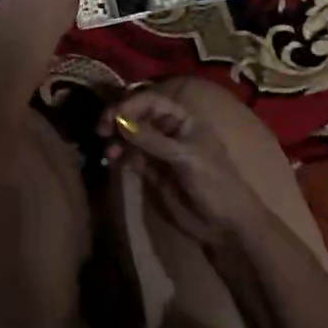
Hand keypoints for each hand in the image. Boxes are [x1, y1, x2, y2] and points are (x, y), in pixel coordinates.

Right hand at [99, 89, 262, 245]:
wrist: (227, 226)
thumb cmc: (216, 184)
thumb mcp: (186, 158)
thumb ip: (152, 140)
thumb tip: (120, 122)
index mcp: (182, 120)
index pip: (151, 101)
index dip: (130, 105)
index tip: (112, 117)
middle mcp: (168, 130)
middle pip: (136, 115)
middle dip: (118, 120)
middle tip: (101, 130)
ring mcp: (159, 151)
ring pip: (130, 136)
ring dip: (116, 140)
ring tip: (109, 153)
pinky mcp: (152, 171)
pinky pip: (131, 156)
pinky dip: (120, 156)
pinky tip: (115, 162)